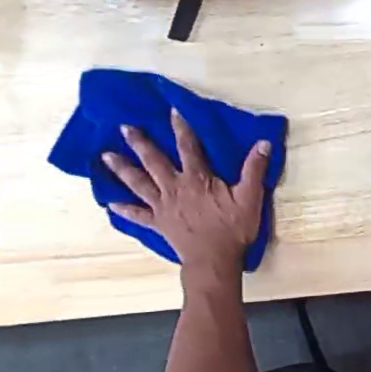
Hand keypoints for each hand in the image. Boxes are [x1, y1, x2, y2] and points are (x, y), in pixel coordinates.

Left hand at [102, 109, 271, 283]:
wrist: (214, 260)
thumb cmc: (233, 229)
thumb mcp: (250, 197)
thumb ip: (255, 169)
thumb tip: (264, 143)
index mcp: (197, 179)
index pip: (188, 147)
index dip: (181, 128)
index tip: (172, 111)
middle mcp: (175, 188)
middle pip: (154, 161)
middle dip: (140, 143)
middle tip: (124, 127)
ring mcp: (163, 206)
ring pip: (138, 183)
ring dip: (122, 169)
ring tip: (106, 155)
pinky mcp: (158, 224)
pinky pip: (137, 215)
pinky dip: (124, 209)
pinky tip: (110, 204)